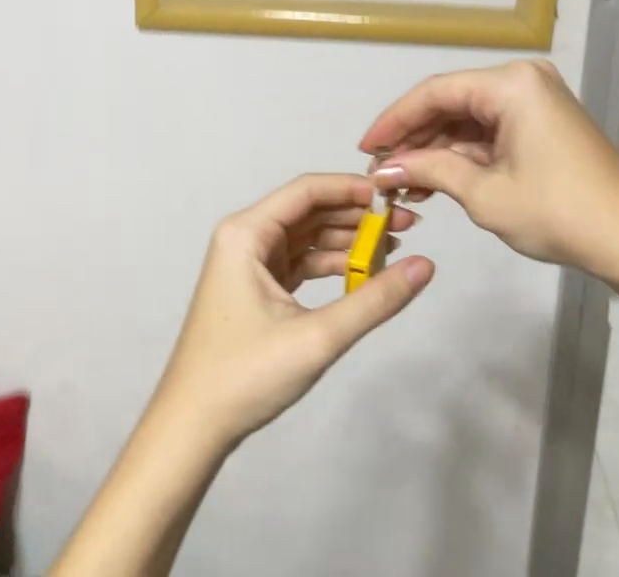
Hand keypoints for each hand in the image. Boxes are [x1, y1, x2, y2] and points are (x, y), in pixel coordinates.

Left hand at [152, 174, 432, 448]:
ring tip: (395, 249)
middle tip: (407, 227)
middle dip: (357, 216)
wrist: (191, 429)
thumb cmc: (245, 375)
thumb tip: (427, 265)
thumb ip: (375, 299)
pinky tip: (365, 274)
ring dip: (348, 241)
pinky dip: (332, 265)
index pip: (307, 190)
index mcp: (246, 233)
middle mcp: (244, 239)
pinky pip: (300, 263)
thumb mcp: (318, 337)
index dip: (353, 188)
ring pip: (307, 237)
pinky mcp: (255, 290)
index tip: (395, 198)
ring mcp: (248, 265)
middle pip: (309, 211)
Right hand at [359, 60, 618, 282]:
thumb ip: (429, 171)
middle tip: (382, 173)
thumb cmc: (557, 211)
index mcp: (511, 84)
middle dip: (415, 139)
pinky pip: (492, 132)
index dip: (394, 121)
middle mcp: (523, 80)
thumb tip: (383, 169)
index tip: (365, 148)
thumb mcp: (485, 193)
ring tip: (402, 185)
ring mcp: (537, 101)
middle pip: (452, 103)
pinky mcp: (544, 124)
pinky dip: (464, 156)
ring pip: (470, 120)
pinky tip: (435, 182)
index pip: (435, 92)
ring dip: (437, 151)